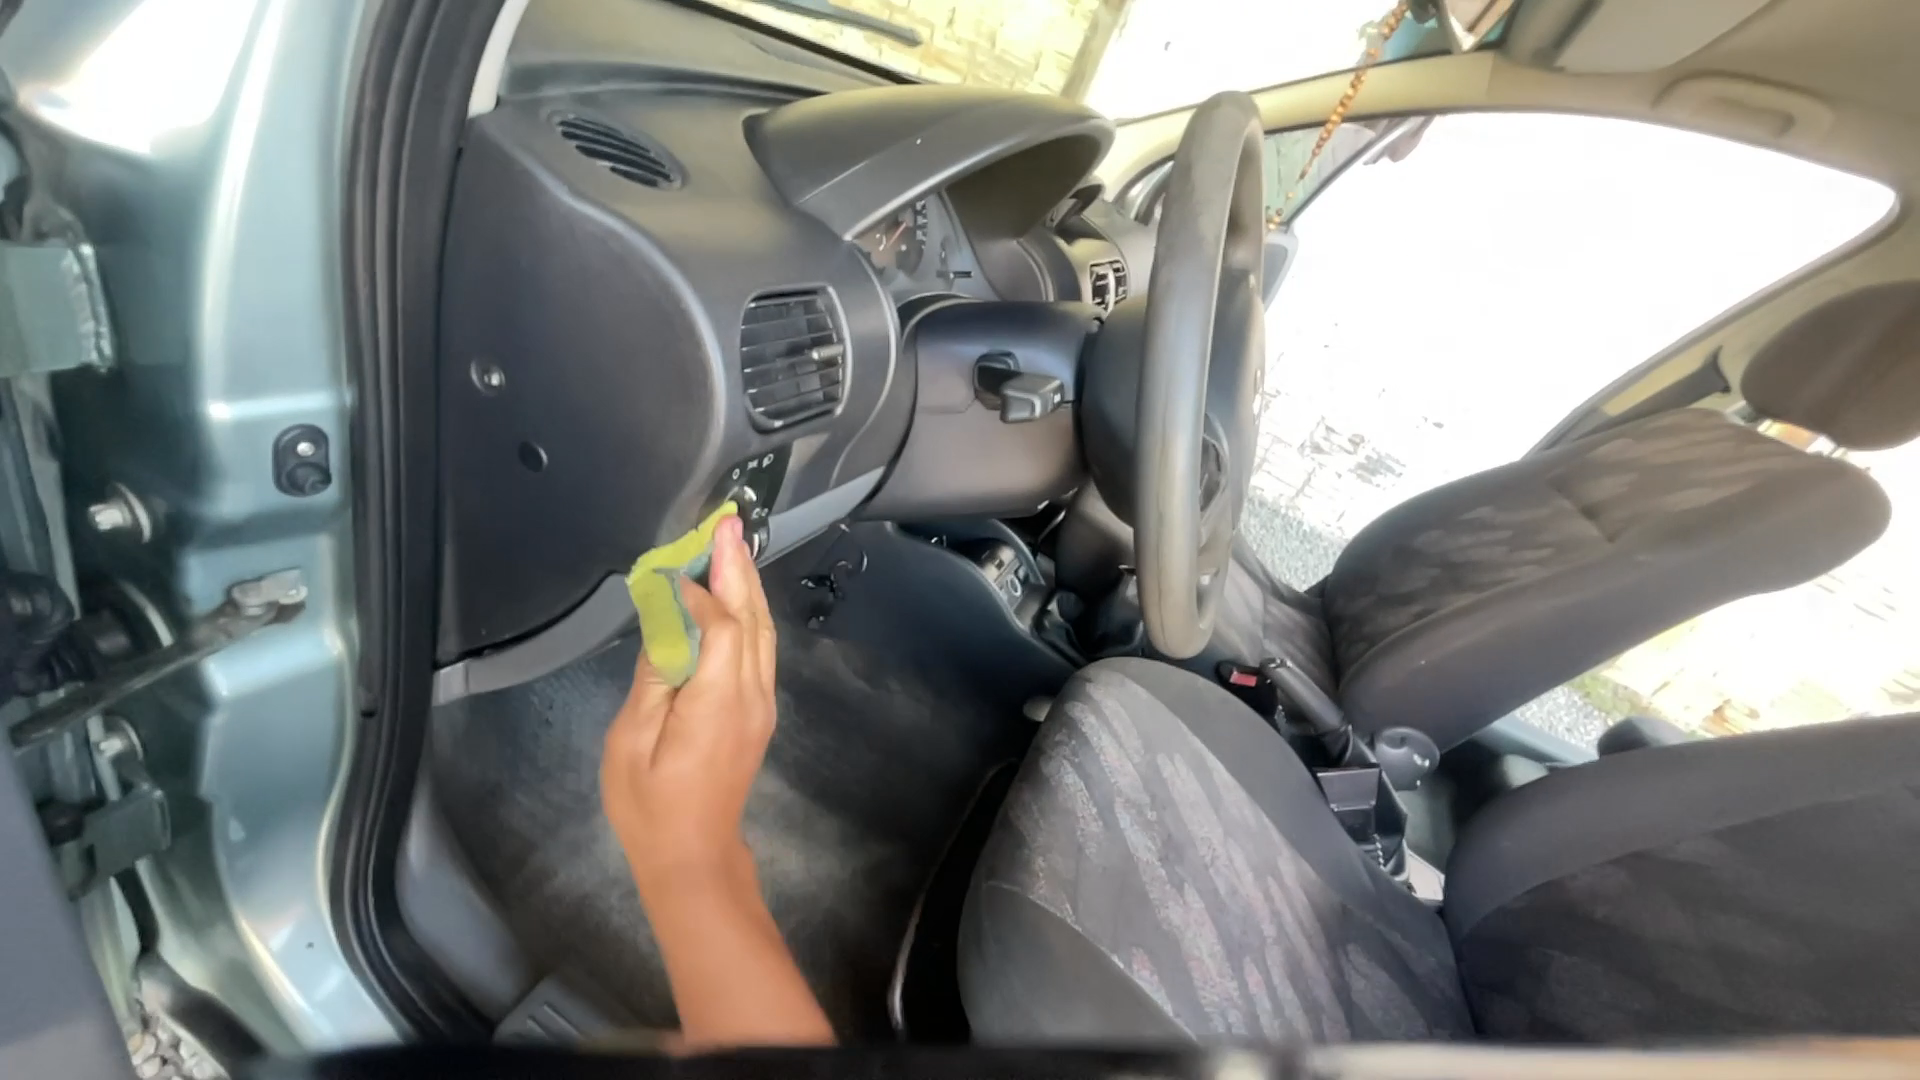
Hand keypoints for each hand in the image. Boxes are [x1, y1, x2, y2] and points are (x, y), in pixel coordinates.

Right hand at [602, 515, 776, 897]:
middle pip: (752, 619)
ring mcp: (763, 701)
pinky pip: (760, 650)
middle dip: (739, 568)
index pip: (720, 626)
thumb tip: (664, 627)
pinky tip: (737, 598)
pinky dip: (750, 615)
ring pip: (763, 631)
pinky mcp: (761, 710)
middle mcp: (751, 693)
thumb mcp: (632, 741)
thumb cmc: (651, 805)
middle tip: (728, 524)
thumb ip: (653, 678)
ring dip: (749, 587)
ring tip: (734, 547)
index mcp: (718, 700)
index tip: (672, 569)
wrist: (695, 854)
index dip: (700, 593)